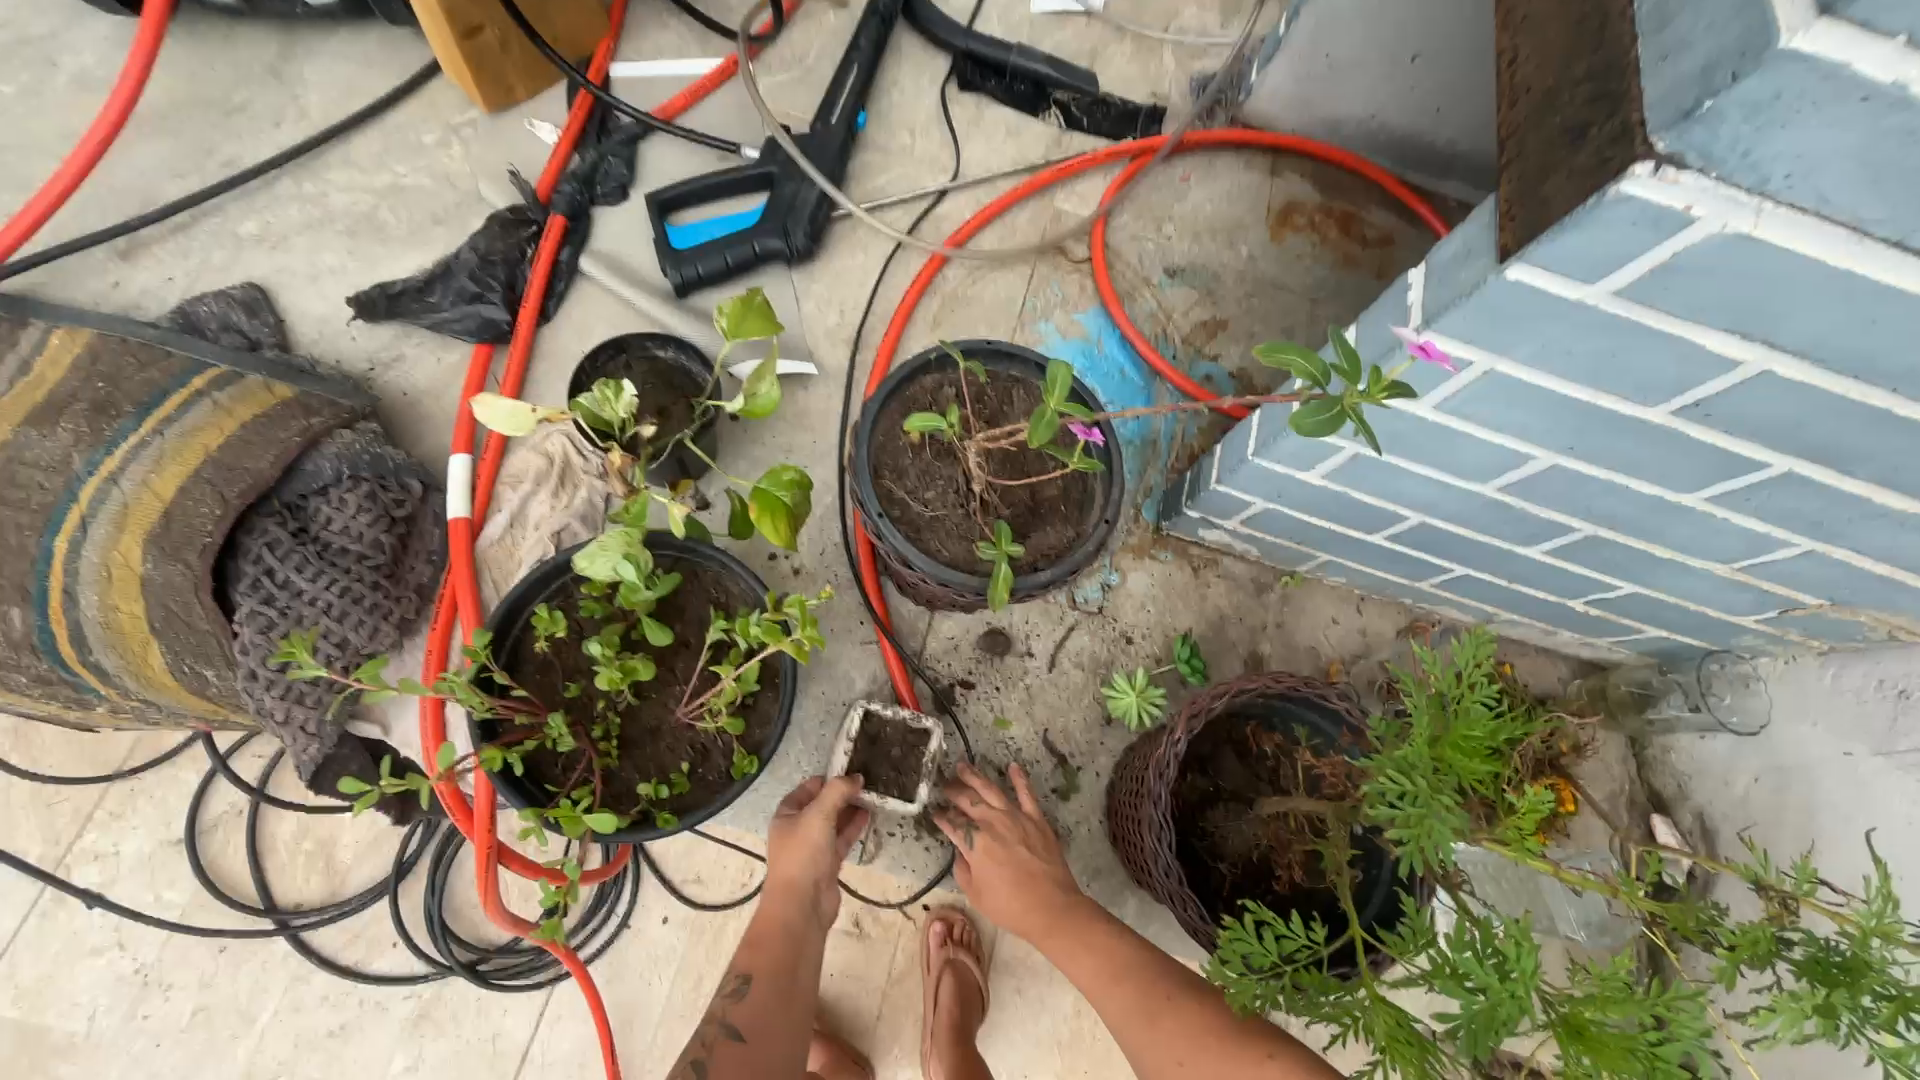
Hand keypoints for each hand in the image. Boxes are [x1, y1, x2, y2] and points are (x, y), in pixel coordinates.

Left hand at [765, 775, 869, 929]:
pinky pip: (841, 839)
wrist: (801, 905)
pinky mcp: (827, 864)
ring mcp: (813, 848)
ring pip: (834, 822)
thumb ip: (837, 792)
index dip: (828, 779)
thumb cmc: (803, 854)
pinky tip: (868, 815)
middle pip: (822, 805)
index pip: (808, 788)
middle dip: (842, 794)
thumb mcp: (818, 814)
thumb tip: (856, 777)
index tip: (851, 772)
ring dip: (850, 810)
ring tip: (871, 796)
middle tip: (866, 783)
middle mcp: (798, 829)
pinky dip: (853, 827)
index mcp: (787, 815)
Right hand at [932, 762, 1086, 944]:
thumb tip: (960, 852)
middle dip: (954, 792)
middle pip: (968, 801)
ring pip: (991, 790)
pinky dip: (1019, 778)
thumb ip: (962, 869)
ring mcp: (1016, 817)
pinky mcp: (1036, 819)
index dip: (942, 818)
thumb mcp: (975, 894)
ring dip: (975, 777)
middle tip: (944, 785)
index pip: (953, 823)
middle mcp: (992, 823)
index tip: (935, 813)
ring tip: (963, 766)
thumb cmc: (1010, 906)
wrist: (1051, 907)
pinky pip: (1026, 794)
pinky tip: (1012, 766)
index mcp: (975, 842)